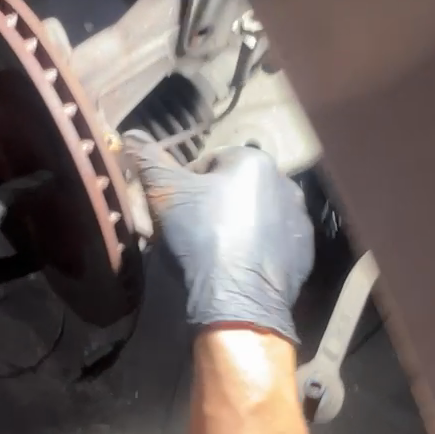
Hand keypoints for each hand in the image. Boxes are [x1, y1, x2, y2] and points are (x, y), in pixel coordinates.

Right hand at [124, 133, 314, 342]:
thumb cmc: (201, 236)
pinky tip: (238, 267)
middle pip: (237, 188)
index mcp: (254, 160)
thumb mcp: (164, 193)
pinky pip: (274, 244)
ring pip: (258, 215)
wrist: (238, 298)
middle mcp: (285, 183)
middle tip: (192, 231)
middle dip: (215, 204)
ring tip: (215, 252)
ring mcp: (299, 220)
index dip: (186, 185)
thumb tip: (130, 134)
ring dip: (238, 226)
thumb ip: (148, 159)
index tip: (175, 210)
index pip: (210, 163)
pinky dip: (258, 251)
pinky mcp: (304, 254)